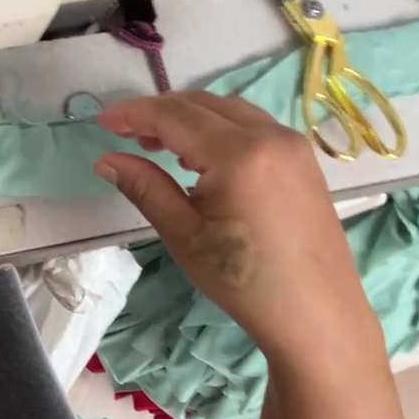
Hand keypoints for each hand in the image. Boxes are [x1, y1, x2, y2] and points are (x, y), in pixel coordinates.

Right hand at [93, 92, 377, 358]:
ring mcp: (292, 145)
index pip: (175, 116)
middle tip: (122, 134)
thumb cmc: (243, 280)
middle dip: (158, 112)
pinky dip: (216, 128)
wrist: (316, 313)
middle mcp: (270, 136)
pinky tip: (197, 158)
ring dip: (188, 118)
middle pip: (202, 104)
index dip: (134, 114)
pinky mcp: (302, 159)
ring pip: (228, 110)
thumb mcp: (184, 235)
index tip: (101, 121)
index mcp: (238, 154)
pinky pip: (251, 125)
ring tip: (154, 145)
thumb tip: (107, 160)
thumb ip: (145, 188)